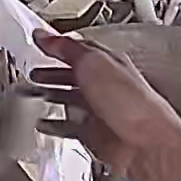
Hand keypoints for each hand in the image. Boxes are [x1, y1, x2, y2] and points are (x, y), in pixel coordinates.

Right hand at [30, 29, 180, 177]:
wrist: (147, 145)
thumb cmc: (132, 104)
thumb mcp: (93, 64)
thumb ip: (67, 48)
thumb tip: (45, 35)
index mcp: (108, 63)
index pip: (79, 49)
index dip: (58, 45)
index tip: (39, 42)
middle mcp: (105, 86)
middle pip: (74, 75)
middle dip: (52, 72)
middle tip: (35, 70)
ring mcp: (99, 111)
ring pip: (69, 99)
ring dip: (51, 95)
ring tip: (33, 93)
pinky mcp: (94, 134)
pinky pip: (68, 126)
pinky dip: (53, 123)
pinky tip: (43, 122)